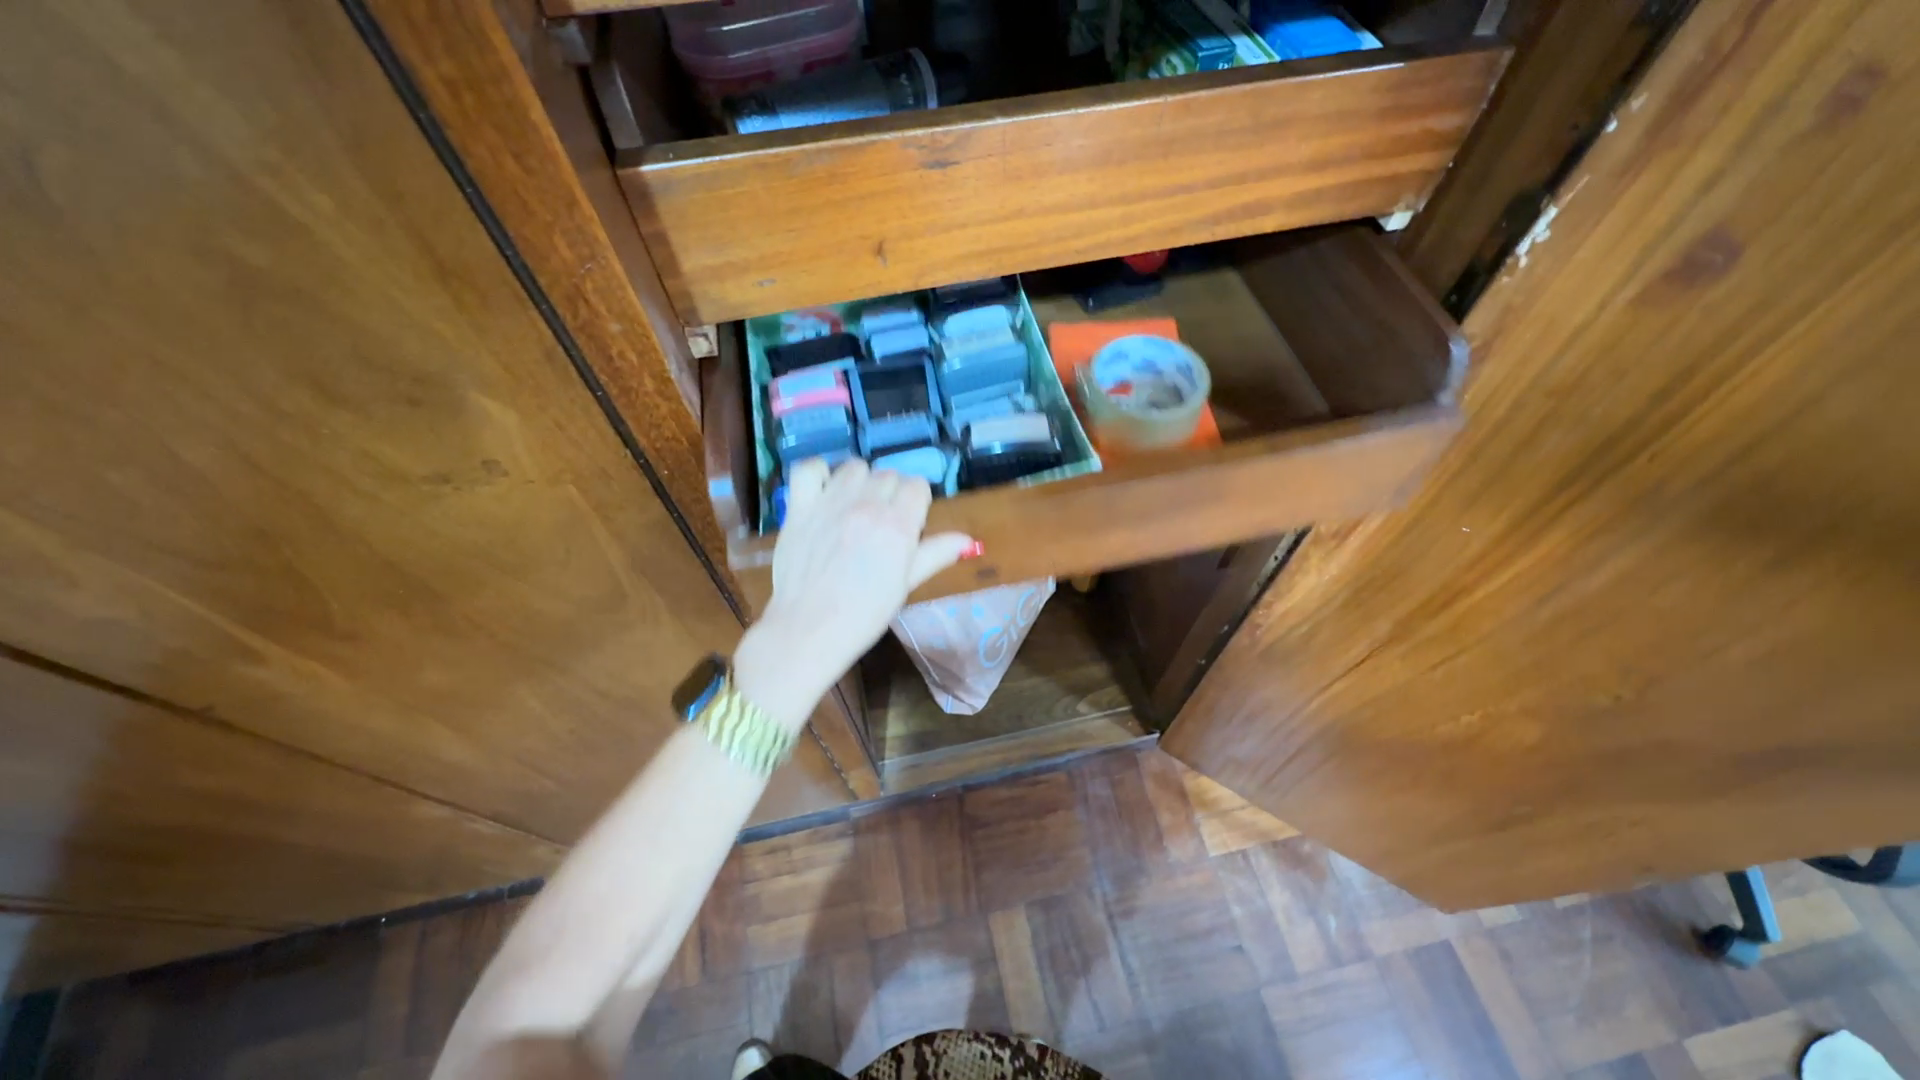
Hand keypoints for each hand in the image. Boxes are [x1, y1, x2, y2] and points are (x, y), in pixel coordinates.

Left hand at [768, 457, 974, 666]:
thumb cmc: (863, 614)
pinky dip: (817, 473)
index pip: (918, 486)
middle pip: (888, 475)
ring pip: (854, 467)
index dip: (916, 502)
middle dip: (890, 493)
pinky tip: (823, 491)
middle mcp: (866, 506)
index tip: (908, 522)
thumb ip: (935, 555)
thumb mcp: (905, 585)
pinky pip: (809, 469)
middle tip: (881, 523)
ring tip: (854, 506)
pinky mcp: (799, 507)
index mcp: (898, 525)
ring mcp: (830, 503)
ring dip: (860, 481)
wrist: (810, 628)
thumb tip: (968, 540)